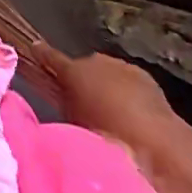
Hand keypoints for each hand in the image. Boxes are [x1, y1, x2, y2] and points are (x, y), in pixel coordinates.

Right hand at [36, 44, 178, 146]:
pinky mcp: (144, 75)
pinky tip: (130, 113)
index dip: (42, 55)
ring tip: (108, 110)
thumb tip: (60, 97)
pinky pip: (126, 80)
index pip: (52, 57)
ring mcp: (121, 65)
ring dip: (105, 84)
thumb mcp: (75, 123)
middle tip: (82, 102)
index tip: (35, 48)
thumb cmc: (107, 137)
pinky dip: (125, 90)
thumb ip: (65, 105)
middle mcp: (96, 60)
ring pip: (105, 71)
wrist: (156, 144)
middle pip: (82, 66)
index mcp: (74, 71)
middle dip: (81, 79)